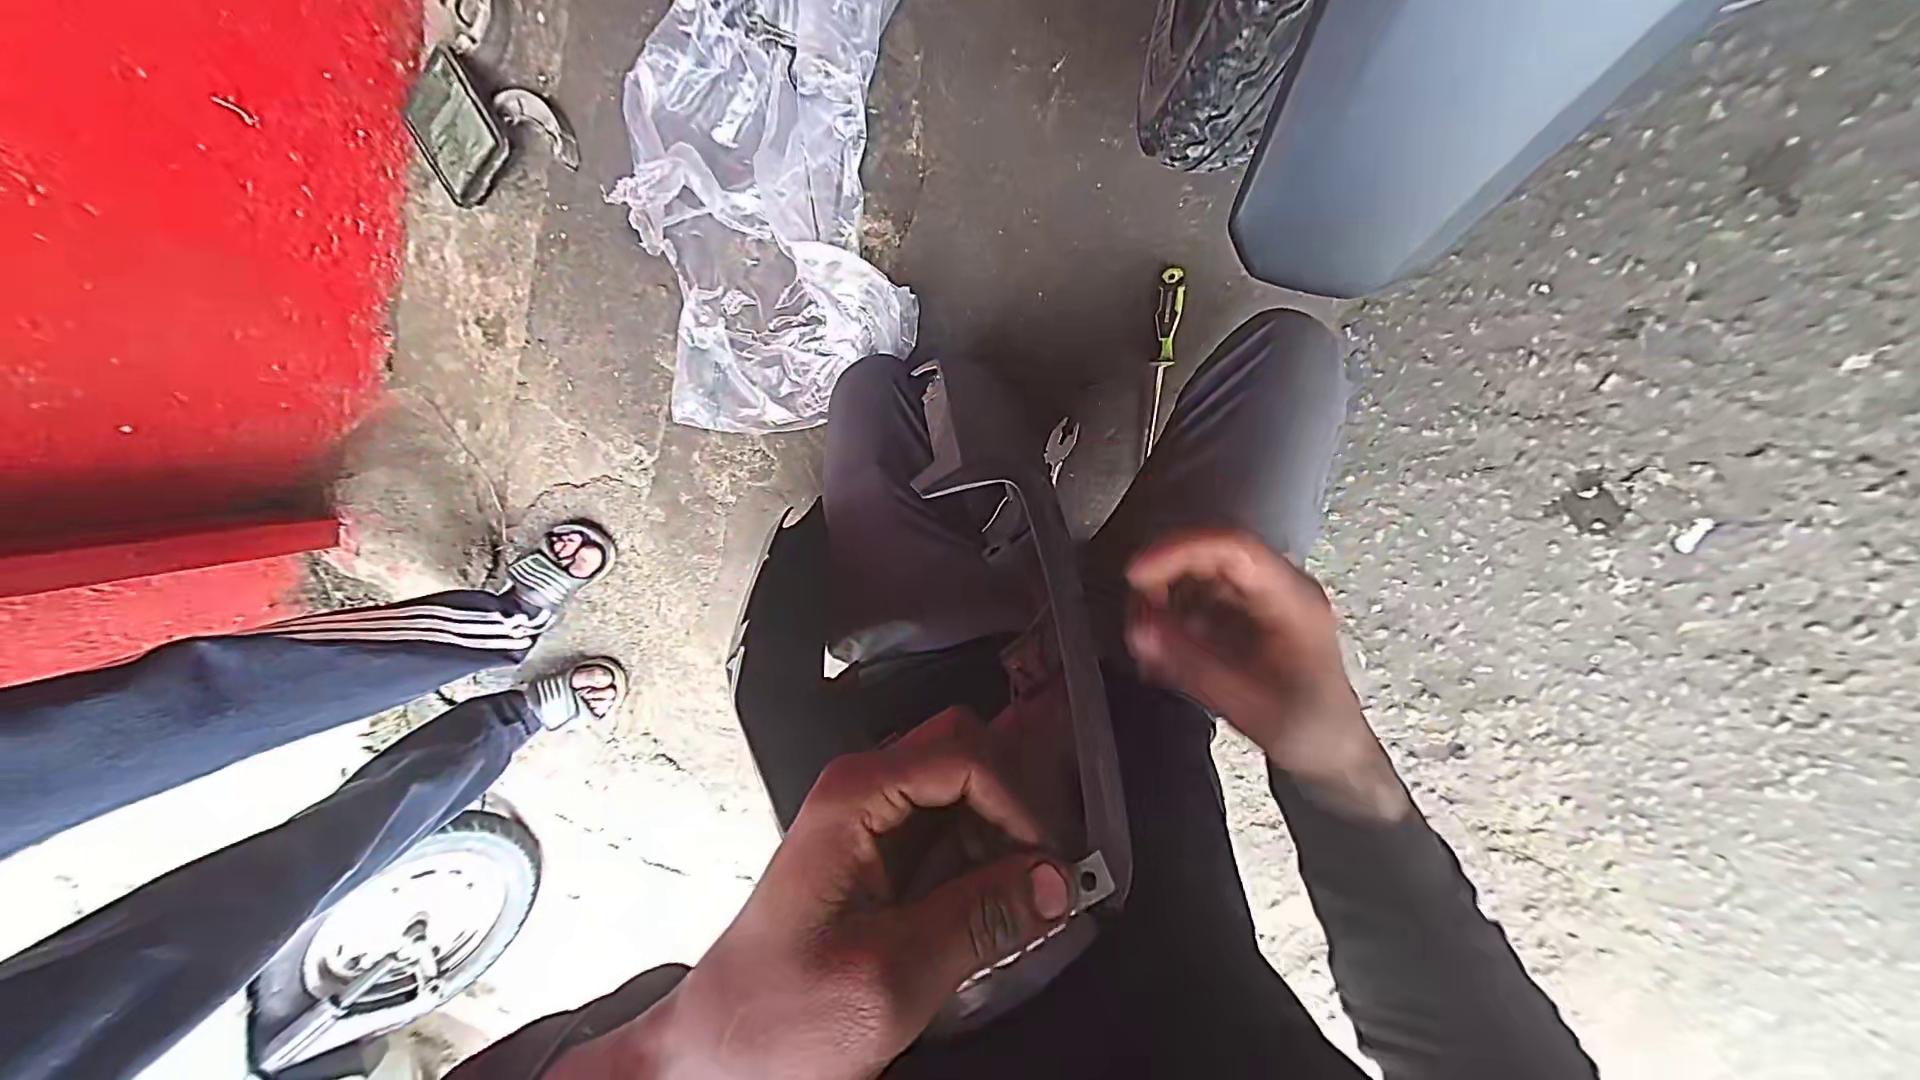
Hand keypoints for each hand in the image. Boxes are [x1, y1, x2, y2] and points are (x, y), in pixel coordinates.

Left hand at [554, 707, 1072, 1079]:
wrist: (722, 1049)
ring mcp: (874, 812)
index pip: (964, 756)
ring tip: (1010, 904)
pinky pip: (951, 824)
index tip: (1047, 862)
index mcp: (855, 795)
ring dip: (1000, 837)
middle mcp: (865, 786)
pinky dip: (981, 856)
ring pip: (966, 786)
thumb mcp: (891, 977)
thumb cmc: (778, 1016)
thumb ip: (980, 920)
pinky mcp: (883, 843)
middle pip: (966, 752)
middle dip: (1012, 808)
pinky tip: (983, 907)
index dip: (1017, 803)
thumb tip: (1052, 882)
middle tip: (1037, 874)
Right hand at [1126, 529, 1409, 822]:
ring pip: (1197, 572)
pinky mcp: (1243, 610)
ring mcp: (1261, 598)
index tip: (1138, 574)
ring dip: (1162, 598)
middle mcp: (1279, 589)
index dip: (1178, 553)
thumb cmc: (1308, 728)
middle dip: (1162, 579)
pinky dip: (1170, 614)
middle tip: (1137, 614)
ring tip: (1145, 637)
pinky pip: (1197, 594)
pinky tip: (1160, 647)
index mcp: (1293, 601)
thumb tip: (1142, 630)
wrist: (1329, 750)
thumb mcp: (1247, 704)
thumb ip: (1191, 665)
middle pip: (1208, 555)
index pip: (1232, 549)